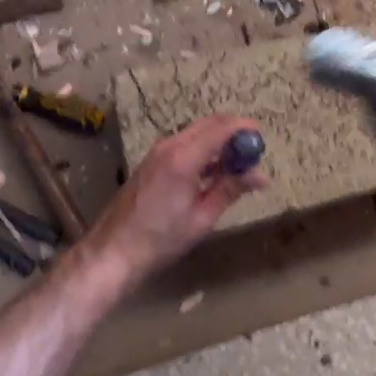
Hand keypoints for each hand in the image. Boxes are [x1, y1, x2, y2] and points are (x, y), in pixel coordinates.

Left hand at [86, 114, 268, 282]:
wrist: (113, 251)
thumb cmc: (160, 240)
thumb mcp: (202, 218)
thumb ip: (230, 189)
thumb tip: (261, 176)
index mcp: (183, 157)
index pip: (221, 128)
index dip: (244, 129)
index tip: (262, 141)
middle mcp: (170, 145)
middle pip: (210, 124)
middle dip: (234, 133)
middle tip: (253, 155)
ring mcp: (158, 151)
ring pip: (197, 132)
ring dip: (219, 141)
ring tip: (237, 167)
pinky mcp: (153, 160)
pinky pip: (186, 143)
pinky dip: (204, 149)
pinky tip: (213, 172)